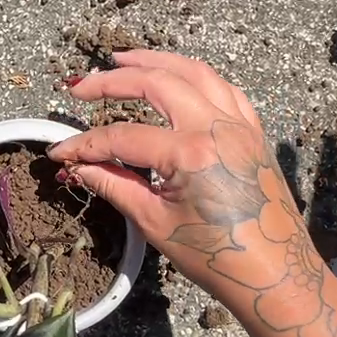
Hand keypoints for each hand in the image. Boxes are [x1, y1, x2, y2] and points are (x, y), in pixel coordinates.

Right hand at [48, 50, 336, 336]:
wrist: (277, 277)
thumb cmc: (216, 257)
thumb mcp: (154, 221)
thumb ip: (112, 184)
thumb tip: (75, 166)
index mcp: (190, 153)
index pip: (122, 136)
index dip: (85, 144)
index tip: (60, 152)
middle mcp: (217, 127)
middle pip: (156, 83)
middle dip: (113, 79)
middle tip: (81, 86)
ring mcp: (239, 124)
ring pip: (193, 71)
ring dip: (155, 60)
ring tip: (122, 59)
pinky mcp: (252, 131)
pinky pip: (222, 88)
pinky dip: (193, 75)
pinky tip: (174, 77)